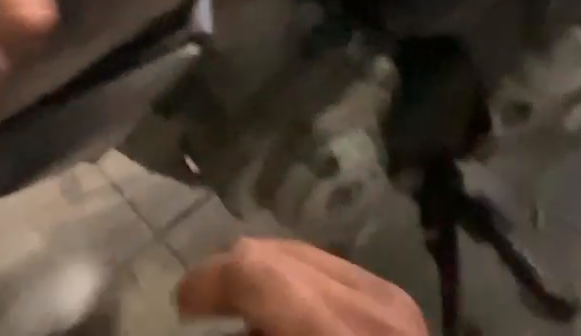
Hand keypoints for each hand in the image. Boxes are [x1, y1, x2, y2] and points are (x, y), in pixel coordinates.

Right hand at [178, 238, 427, 335]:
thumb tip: (202, 315)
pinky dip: (294, 285)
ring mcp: (389, 300)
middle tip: (207, 312)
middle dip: (229, 278)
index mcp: (334, 335)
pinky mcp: (398, 302)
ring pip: (295, 252)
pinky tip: (288, 319)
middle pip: (270, 254)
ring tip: (248, 318)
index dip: (206, 282)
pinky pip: (325, 268)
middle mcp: (368, 306)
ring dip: (261, 279)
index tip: (182, 308)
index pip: (255, 272)